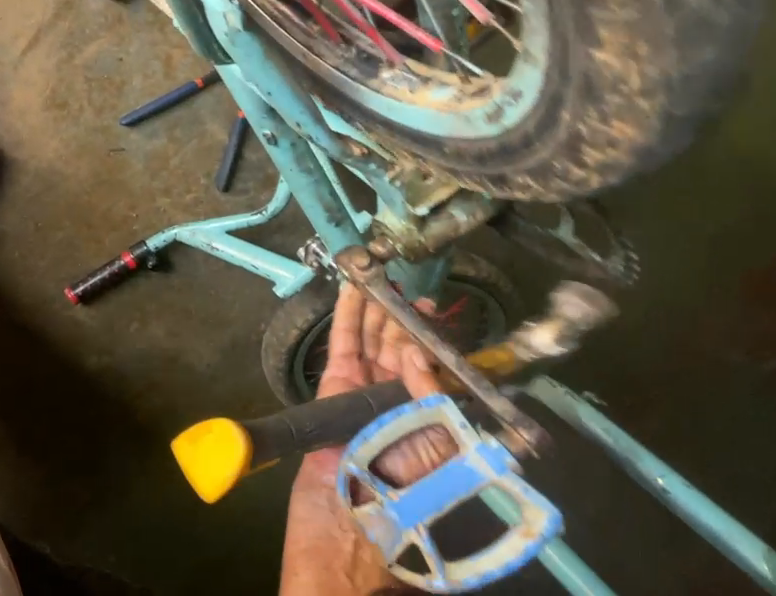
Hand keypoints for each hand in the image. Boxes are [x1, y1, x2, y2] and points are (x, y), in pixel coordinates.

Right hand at [316, 283, 457, 484]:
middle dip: (400, 312)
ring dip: (374, 306)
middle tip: (401, 282)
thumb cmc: (406, 477)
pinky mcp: (337, 377)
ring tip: (376, 277)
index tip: (431, 307)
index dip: (430, 334)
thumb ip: (429, 393)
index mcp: (428, 407)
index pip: (431, 362)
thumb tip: (415, 351)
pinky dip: (348, 314)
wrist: (355, 499)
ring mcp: (366, 382)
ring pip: (372, 335)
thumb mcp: (437, 437)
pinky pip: (345, 340)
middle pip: (399, 342)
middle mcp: (399, 391)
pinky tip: (351, 291)